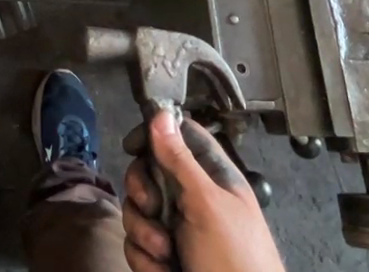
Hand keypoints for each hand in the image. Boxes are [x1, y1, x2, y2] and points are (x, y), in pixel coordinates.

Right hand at [122, 112, 285, 271]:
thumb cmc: (234, 259)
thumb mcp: (208, 204)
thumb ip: (180, 159)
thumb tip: (160, 112)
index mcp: (212, 176)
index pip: (180, 135)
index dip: (155, 134)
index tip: (134, 147)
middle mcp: (192, 196)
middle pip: (148, 170)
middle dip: (141, 190)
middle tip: (153, 207)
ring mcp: (177, 227)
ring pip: (137, 209)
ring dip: (143, 231)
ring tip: (164, 252)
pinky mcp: (163, 256)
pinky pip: (136, 242)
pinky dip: (145, 259)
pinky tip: (163, 270)